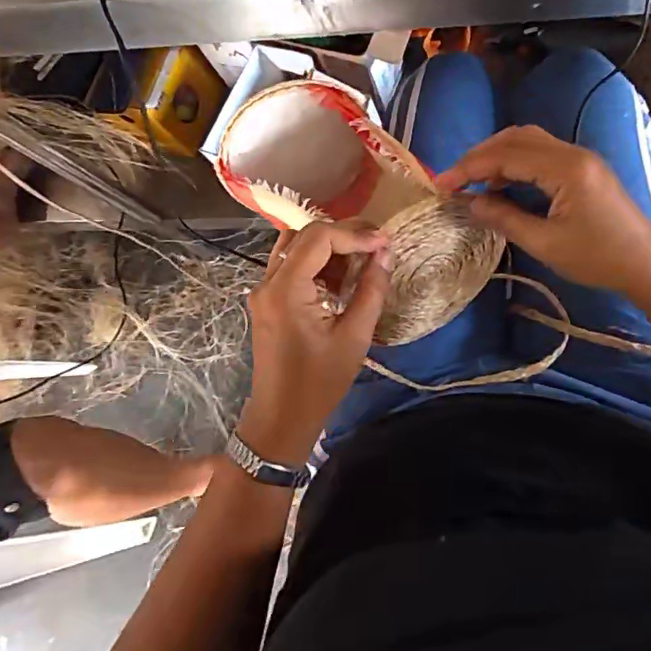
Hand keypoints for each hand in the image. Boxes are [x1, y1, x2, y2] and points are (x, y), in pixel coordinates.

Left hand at [242, 222, 391, 461]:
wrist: (282, 417)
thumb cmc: (320, 382)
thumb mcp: (355, 336)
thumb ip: (371, 290)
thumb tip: (385, 253)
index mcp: (286, 289)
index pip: (319, 237)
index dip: (355, 234)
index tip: (385, 243)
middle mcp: (268, 282)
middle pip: (305, 235)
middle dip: (344, 234)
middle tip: (378, 244)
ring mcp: (264, 290)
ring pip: (296, 246)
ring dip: (330, 246)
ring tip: (364, 257)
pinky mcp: (269, 300)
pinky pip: (293, 266)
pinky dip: (319, 262)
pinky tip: (344, 277)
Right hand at [436, 125, 650, 296]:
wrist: (646, 265)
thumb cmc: (598, 258)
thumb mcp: (545, 244)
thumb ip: (505, 219)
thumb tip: (471, 204)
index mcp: (565, 168)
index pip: (506, 155)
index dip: (470, 167)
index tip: (442, 185)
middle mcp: (573, 153)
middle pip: (516, 139)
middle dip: (481, 156)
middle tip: (454, 179)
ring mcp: (581, 158)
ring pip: (530, 143)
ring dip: (498, 157)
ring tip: (474, 182)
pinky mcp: (585, 169)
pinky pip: (543, 155)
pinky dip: (517, 164)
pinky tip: (504, 185)